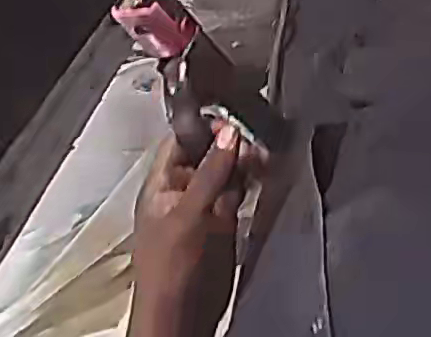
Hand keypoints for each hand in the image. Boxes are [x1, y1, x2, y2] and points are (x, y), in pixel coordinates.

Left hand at [132, 123, 248, 310]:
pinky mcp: (226, 215)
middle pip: (208, 150)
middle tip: (257, 131)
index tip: (233, 115)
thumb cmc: (172, 268)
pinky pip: (240, 184)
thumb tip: (231, 129)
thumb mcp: (188, 216)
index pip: (181, 140)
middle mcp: (184, 188)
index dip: (204, 125)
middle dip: (231, 138)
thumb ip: (211, 172)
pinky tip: (267, 164)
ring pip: (227, 165)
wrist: (182, 320)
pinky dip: (254, 173)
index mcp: (162, 185)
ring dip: (246, 154)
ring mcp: (206, 202)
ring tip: (266, 148)